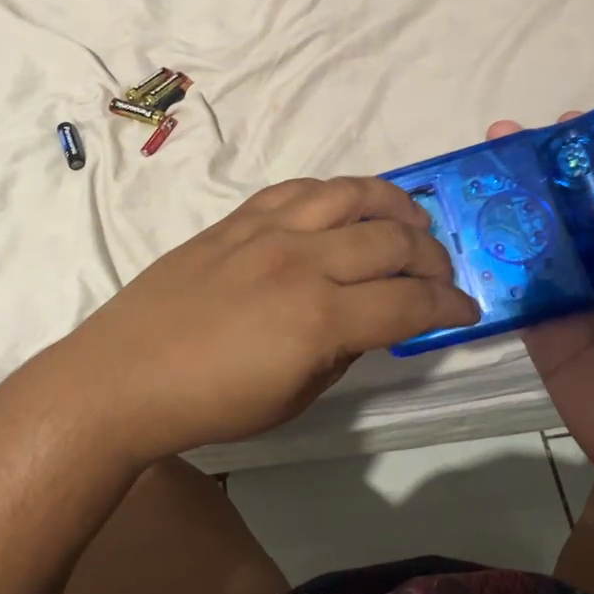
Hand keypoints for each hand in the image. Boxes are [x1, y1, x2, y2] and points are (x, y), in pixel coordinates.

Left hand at [37, 177, 480, 465]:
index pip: (409, 302)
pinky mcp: (237, 219)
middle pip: (390, 240)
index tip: (468, 309)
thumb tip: (372, 320)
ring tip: (412, 218)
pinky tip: (347, 203)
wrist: (126, 374)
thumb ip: (344, 350)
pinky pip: (298, 189)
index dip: (449, 305)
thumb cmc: (211, 404)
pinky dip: (335, 191)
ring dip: (393, 204)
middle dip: (432, 256)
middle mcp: (301, 261)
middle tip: (442, 272)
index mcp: (319, 318)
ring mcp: (266, 231)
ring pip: (349, 195)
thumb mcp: (294, 398)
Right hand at [487, 113, 593, 518]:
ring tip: (476, 170)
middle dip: (540, 174)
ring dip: (508, 208)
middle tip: (505, 136)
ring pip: (536, 244)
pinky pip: (513, 293)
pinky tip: (462, 232)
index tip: (570, 125)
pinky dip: (489, 265)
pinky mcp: (542, 334)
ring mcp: (573, 302)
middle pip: (571, 212)